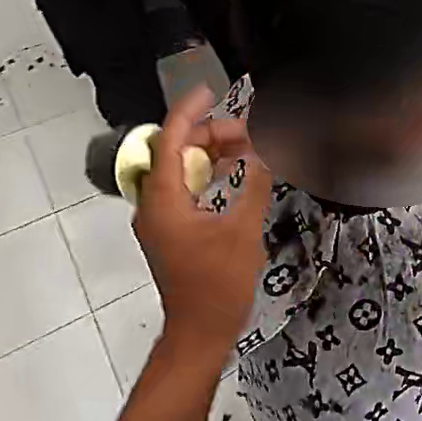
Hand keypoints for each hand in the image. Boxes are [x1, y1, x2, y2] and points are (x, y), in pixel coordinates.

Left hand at [132, 86, 273, 371]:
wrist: (201, 329)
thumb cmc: (219, 283)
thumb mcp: (243, 230)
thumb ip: (254, 185)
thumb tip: (267, 151)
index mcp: (164, 201)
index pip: (170, 142)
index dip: (188, 112)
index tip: (209, 91)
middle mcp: (154, 205)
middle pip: (176, 153)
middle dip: (211, 135)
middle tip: (251, 131)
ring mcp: (161, 218)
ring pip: (182, 170)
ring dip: (213, 154)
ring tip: (250, 146)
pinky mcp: (173, 230)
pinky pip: (187, 188)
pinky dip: (210, 173)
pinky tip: (236, 170)